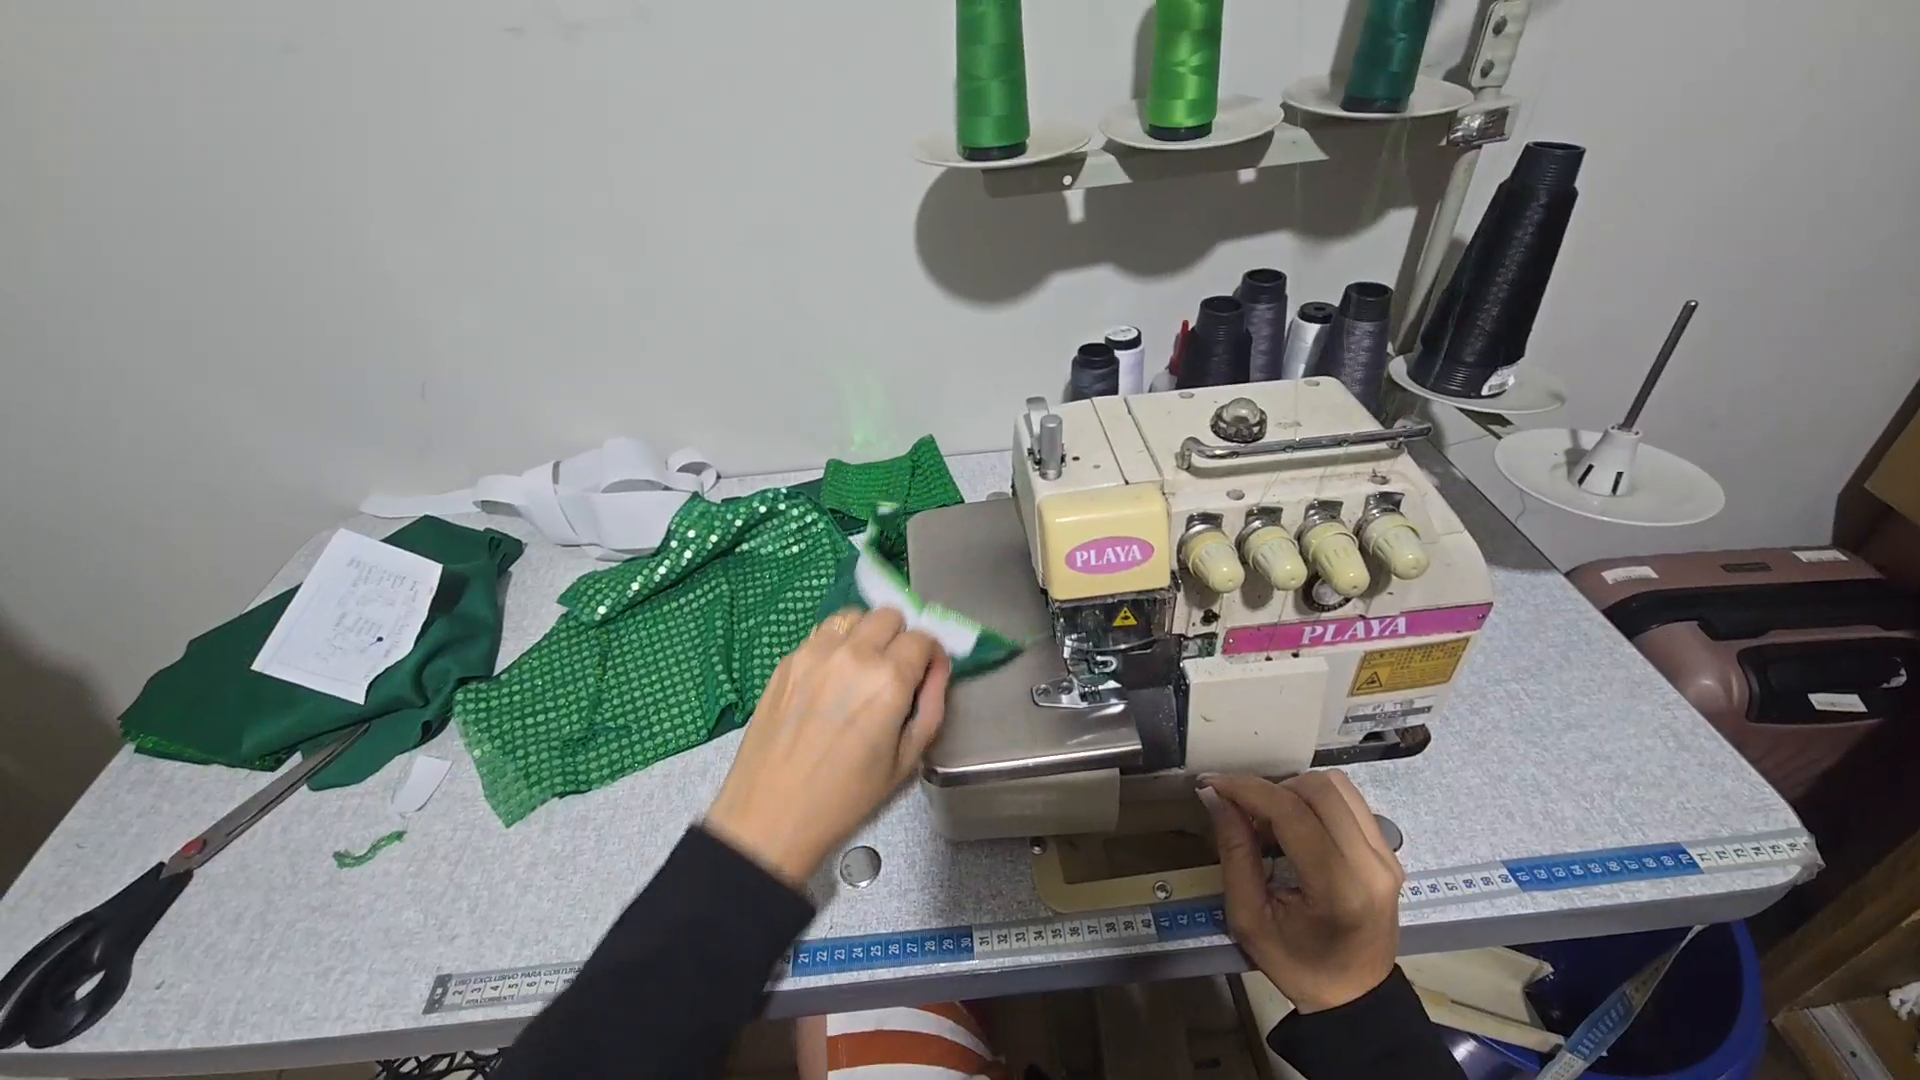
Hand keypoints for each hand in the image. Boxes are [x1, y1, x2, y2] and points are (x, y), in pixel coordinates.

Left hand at [705, 608, 951, 889]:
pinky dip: (835, 647)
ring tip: (861, 671)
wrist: (770, 815)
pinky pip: (821, 635)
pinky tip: (829, 683)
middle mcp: (852, 654)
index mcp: (888, 679)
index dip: (930, 655)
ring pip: (852, 617)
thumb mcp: (907, 760)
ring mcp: (814, 653)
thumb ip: (932, 705)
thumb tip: (936, 669)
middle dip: (899, 637)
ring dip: (865, 634)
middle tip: (895, 671)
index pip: (923, 638)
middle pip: (888, 614)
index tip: (926, 674)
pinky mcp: (786, 660)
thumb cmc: (846, 797)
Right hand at [1201, 771, 1403, 1012]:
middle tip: (1244, 811)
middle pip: (1319, 788)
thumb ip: (1234, 852)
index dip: (1248, 789)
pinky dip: (1315, 800)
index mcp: (1340, 888)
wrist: (1354, 996)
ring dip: (1295, 790)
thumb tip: (1215, 796)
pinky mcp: (1389, 851)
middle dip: (1271, 788)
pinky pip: (1350, 802)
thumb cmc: (1296, 964)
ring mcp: (1387, 855)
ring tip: (1271, 821)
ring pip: (1337, 787)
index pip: (1293, 813)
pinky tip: (1297, 825)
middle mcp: (1372, 864)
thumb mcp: (1249, 918)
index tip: (1213, 784)